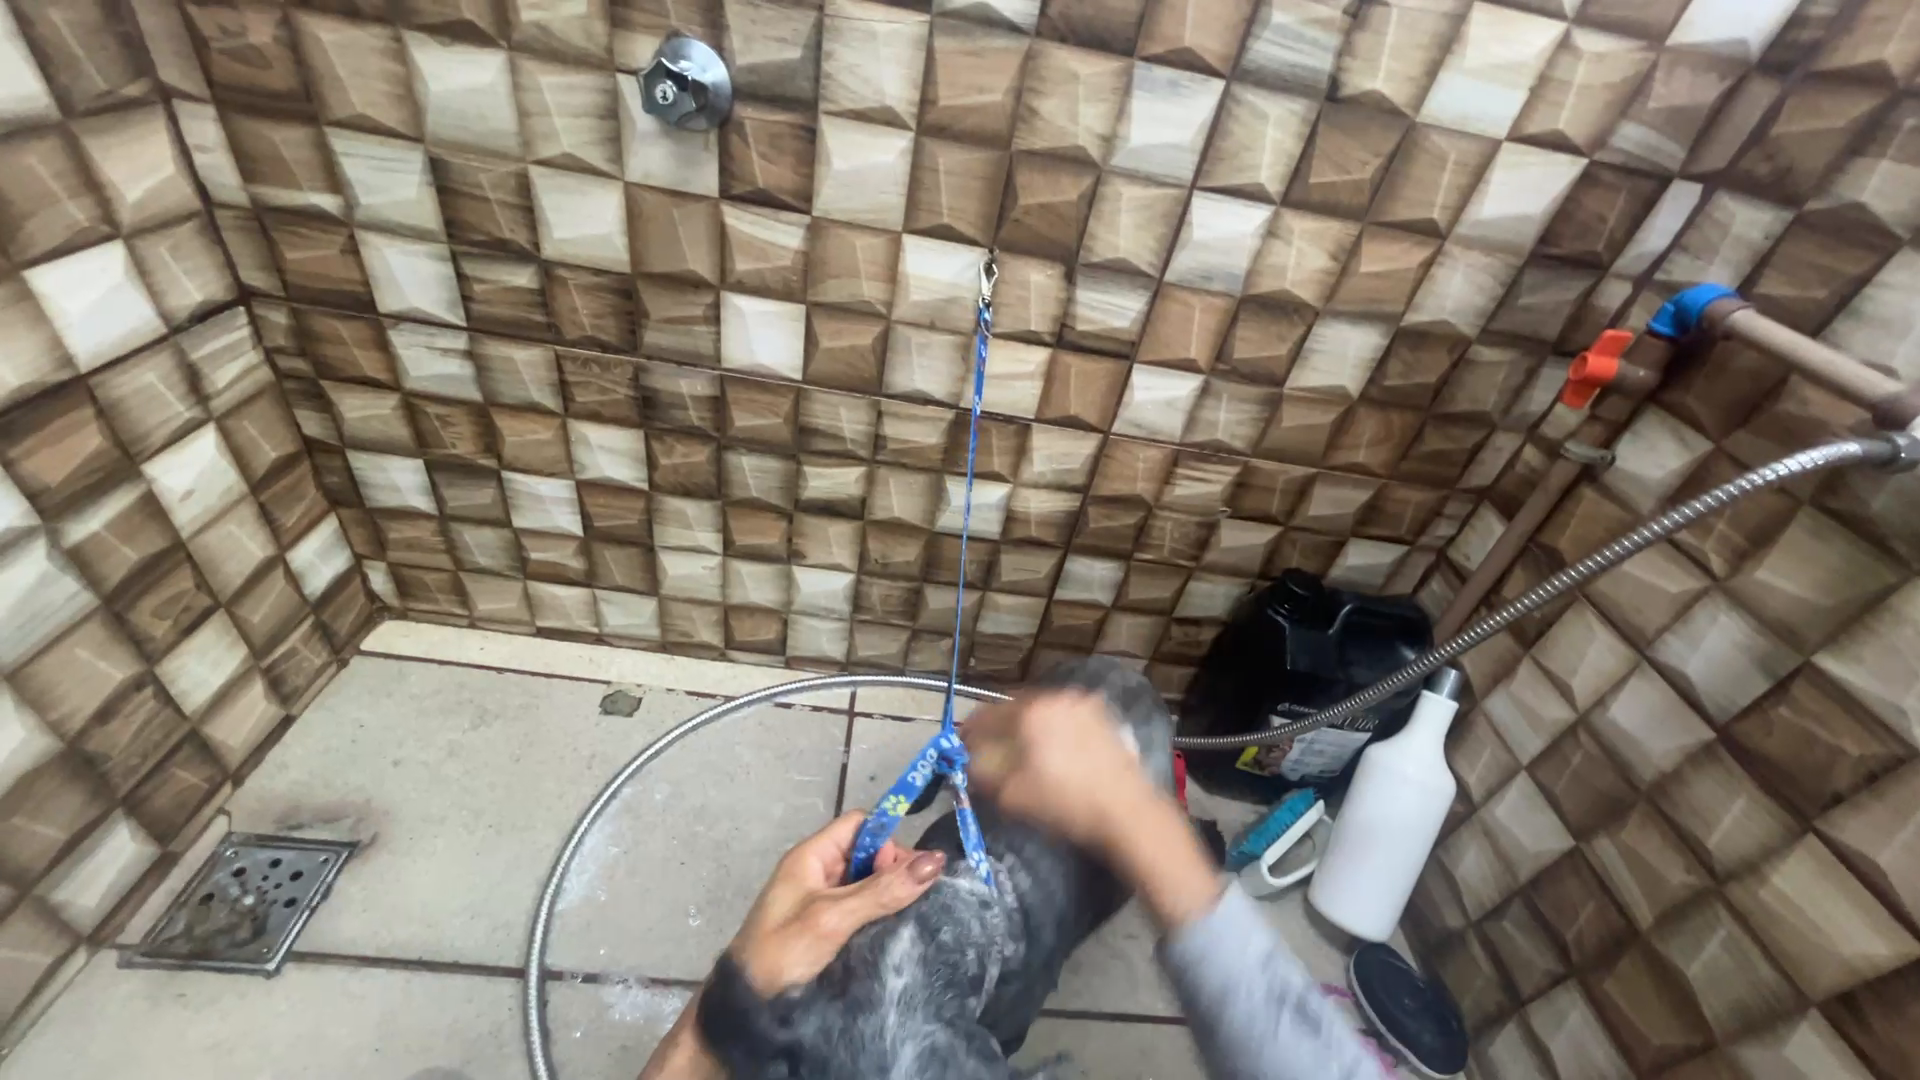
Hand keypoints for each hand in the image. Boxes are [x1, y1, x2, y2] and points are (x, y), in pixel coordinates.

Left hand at [728, 811, 945, 995]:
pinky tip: (894, 930)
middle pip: (867, 853)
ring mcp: (821, 900)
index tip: (902, 872)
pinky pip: (861, 908)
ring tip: (907, 916)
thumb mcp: (834, 917)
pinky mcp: (826, 928)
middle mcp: (818, 871)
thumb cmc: (783, 950)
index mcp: (812, 855)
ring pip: (867, 882)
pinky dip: (878, 914)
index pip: (860, 825)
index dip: (886, 840)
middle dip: (891, 870)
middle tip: (908, 900)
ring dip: (887, 895)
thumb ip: (882, 890)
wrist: (745, 1010)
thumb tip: (936, 860)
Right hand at [960, 690, 1162, 853]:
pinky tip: (1055, 749)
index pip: (986, 714)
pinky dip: (1054, 727)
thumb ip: (983, 774)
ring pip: (1043, 709)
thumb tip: (970, 762)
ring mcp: (1082, 703)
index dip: (970, 730)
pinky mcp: (1103, 716)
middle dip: (1000, 726)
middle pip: (1015, 707)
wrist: (1127, 811)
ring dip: (1028, 725)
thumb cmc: (1065, 803)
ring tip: (1024, 749)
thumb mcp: (1013, 794)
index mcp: (1029, 711)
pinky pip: (1066, 716)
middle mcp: (1054, 696)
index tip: (962, 744)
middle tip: (992, 747)